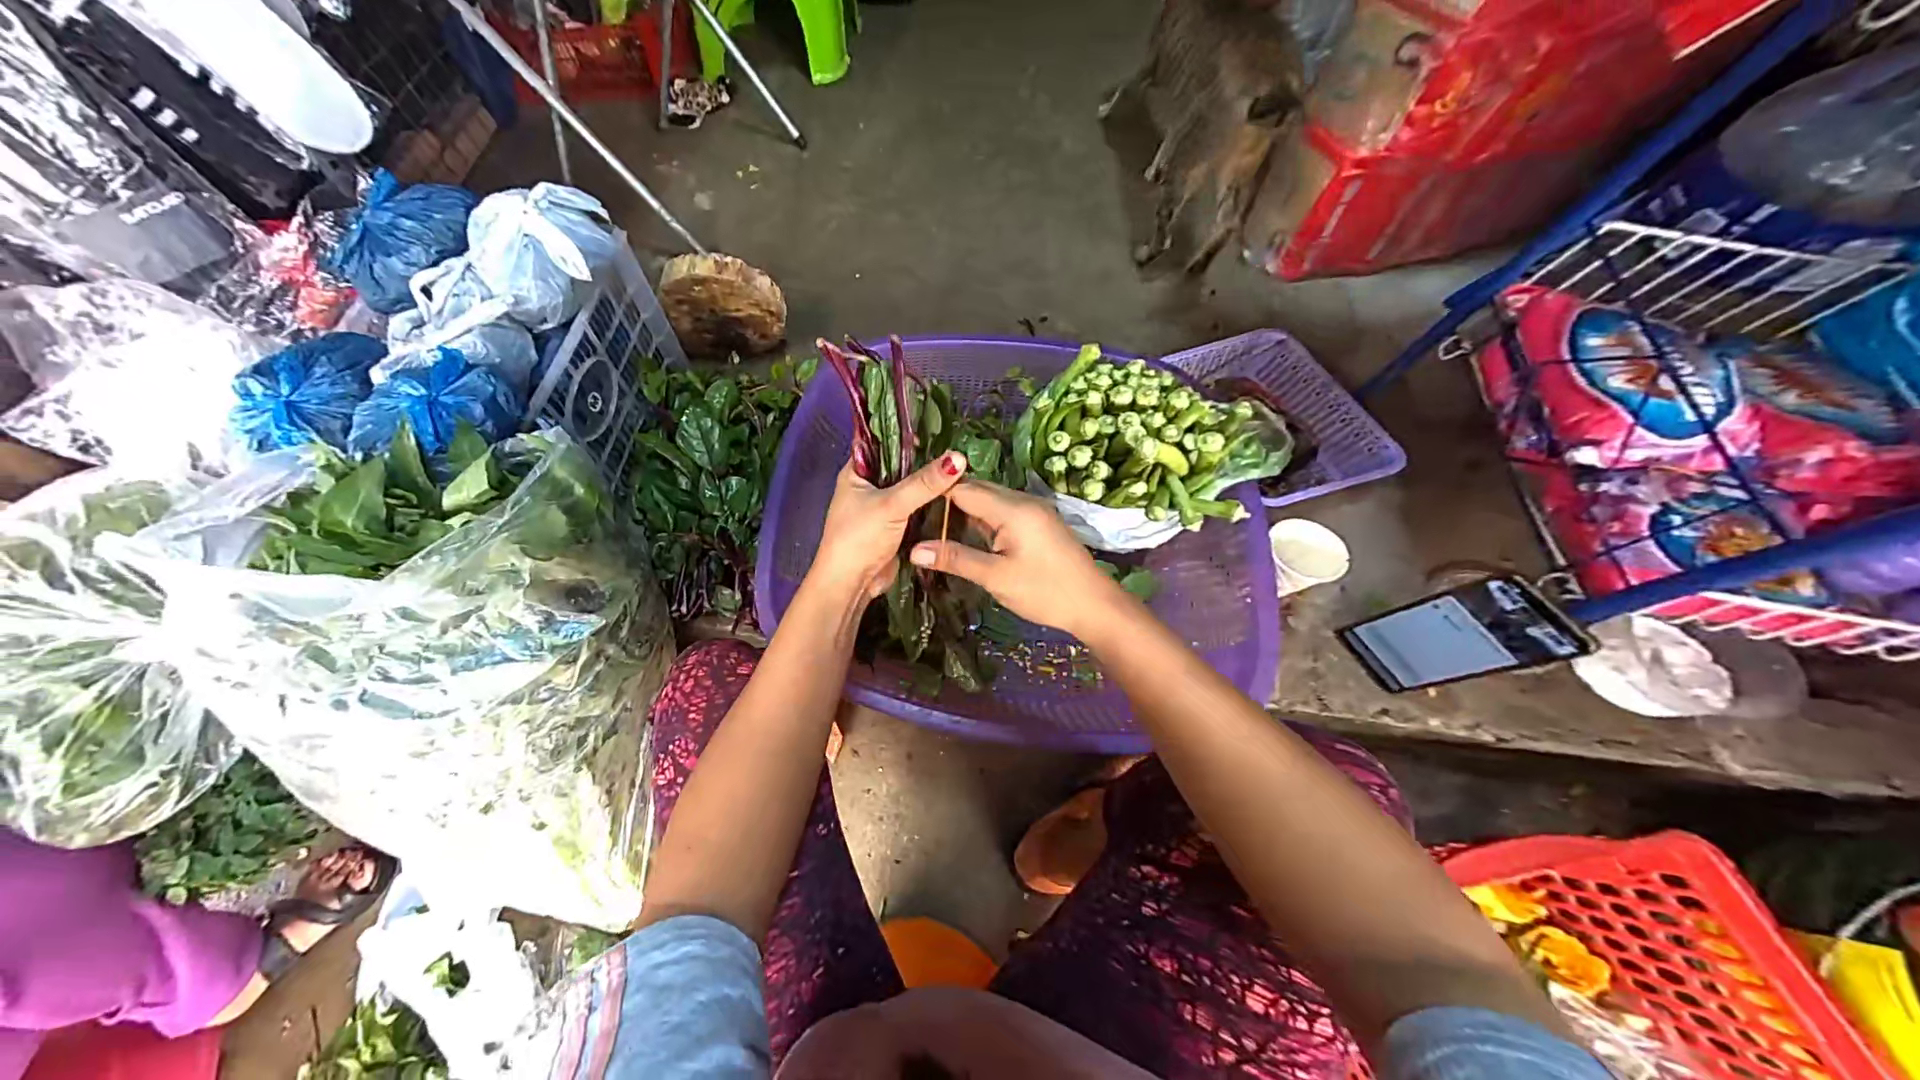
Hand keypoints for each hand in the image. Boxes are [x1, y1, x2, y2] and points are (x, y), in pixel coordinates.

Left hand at [806, 449, 968, 603]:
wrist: (851, 583)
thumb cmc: (859, 537)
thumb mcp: (892, 504)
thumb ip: (925, 483)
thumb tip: (958, 458)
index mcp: (857, 472)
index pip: (883, 442)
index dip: (907, 435)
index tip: (937, 431)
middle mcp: (869, 486)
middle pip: (902, 466)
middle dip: (926, 462)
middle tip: (957, 453)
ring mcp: (883, 507)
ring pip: (911, 489)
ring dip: (931, 485)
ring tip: (963, 471)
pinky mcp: (896, 526)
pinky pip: (917, 509)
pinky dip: (932, 505)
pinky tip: (954, 497)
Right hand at [908, 480, 1130, 638]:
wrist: (1094, 605)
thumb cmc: (1045, 591)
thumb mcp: (996, 577)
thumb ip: (956, 559)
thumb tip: (914, 550)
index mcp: (1013, 509)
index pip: (964, 489)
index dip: (936, 496)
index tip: (910, 510)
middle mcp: (1023, 501)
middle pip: (977, 491)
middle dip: (948, 503)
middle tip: (917, 521)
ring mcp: (1034, 511)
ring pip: (990, 502)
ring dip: (965, 512)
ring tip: (935, 529)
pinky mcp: (1039, 524)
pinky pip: (1004, 512)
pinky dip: (983, 521)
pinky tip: (967, 537)